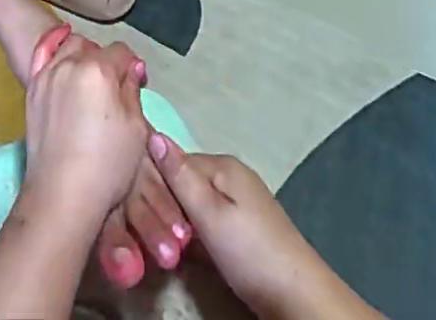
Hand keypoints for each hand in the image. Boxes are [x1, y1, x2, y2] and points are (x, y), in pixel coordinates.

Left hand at [30, 28, 189, 287]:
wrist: (62, 196)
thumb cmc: (107, 165)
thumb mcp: (136, 129)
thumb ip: (132, 91)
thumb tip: (131, 68)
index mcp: (99, 70)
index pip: (121, 52)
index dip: (133, 67)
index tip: (138, 84)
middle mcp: (70, 64)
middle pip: (95, 49)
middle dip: (108, 61)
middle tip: (115, 88)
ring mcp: (47, 74)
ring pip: (69, 47)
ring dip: (83, 54)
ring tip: (91, 77)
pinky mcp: (32, 89)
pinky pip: (42, 54)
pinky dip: (52, 44)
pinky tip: (60, 41)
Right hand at [148, 135, 371, 318]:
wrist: (299, 300)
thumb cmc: (251, 254)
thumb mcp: (210, 214)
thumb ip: (180, 176)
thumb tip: (153, 134)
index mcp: (222, 164)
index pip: (172, 160)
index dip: (153, 181)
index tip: (136, 208)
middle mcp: (230, 176)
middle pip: (183, 181)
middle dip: (166, 205)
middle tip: (152, 234)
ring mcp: (238, 202)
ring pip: (193, 204)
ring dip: (179, 224)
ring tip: (166, 247)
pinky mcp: (242, 227)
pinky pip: (207, 221)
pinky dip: (195, 235)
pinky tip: (187, 253)